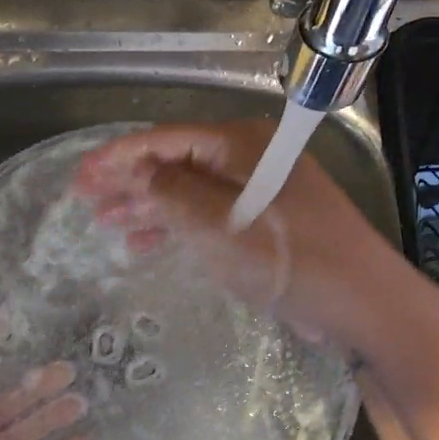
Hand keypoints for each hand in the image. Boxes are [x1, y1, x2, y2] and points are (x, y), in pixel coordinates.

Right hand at [72, 120, 387, 341]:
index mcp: (238, 144)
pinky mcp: (266, 224)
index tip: (81, 175)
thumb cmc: (285, 257)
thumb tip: (136, 170)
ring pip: (189, 191)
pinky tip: (145, 244)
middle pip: (175, 162)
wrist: (358, 300)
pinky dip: (175, 228)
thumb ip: (170, 192)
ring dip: (147, 206)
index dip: (118, 156)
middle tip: (85, 201)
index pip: (165, 139)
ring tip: (107, 224)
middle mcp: (248, 159)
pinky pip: (208, 216)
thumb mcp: (217, 223)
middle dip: (129, 181)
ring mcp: (259, 192)